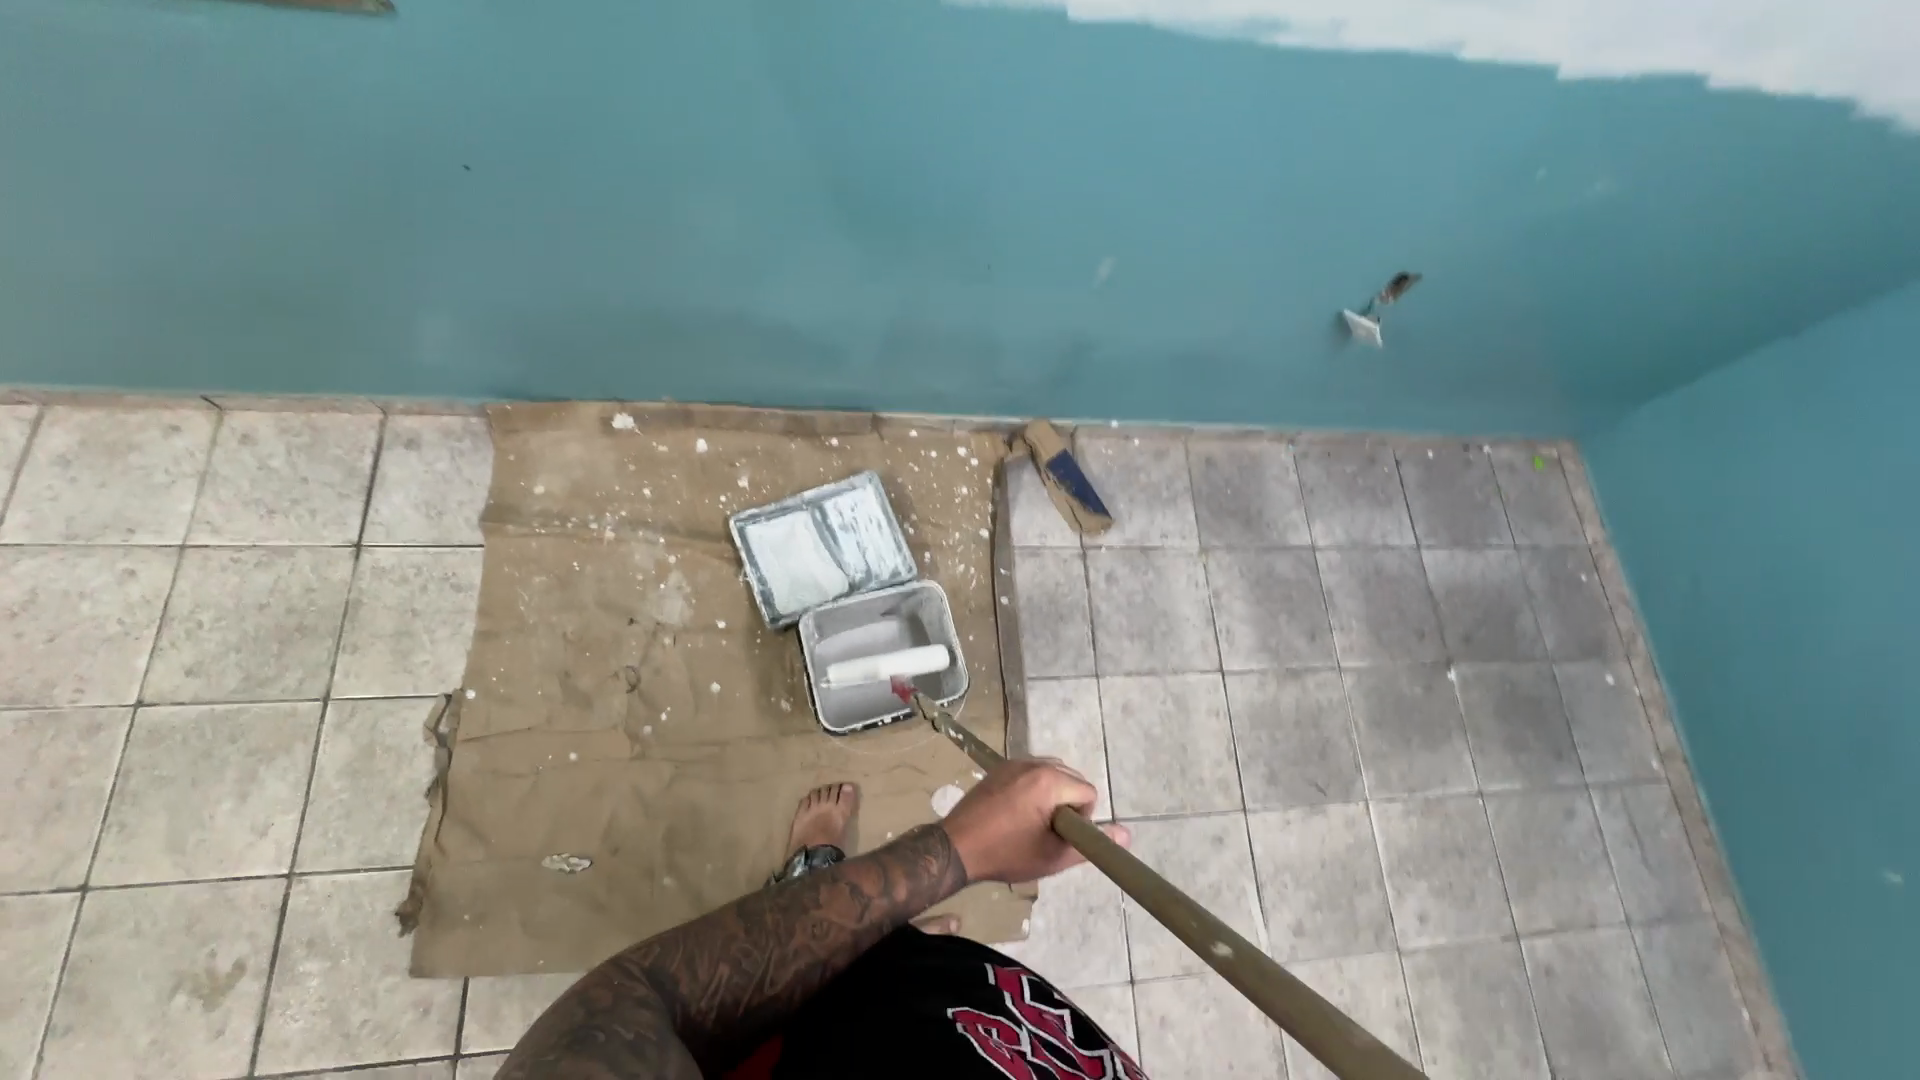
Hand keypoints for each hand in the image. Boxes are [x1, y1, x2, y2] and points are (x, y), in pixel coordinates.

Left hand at [939, 758, 1130, 883]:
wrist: (958, 847)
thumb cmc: (1007, 853)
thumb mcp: (1053, 856)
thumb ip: (1091, 844)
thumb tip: (1127, 834)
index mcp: (1049, 780)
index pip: (1088, 791)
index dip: (1082, 817)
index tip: (1061, 836)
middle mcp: (1033, 763)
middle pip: (1071, 777)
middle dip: (1069, 803)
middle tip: (1049, 831)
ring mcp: (1014, 762)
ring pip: (1051, 772)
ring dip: (1053, 794)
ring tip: (1036, 822)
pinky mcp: (999, 768)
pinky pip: (1030, 772)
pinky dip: (1034, 788)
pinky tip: (1019, 812)